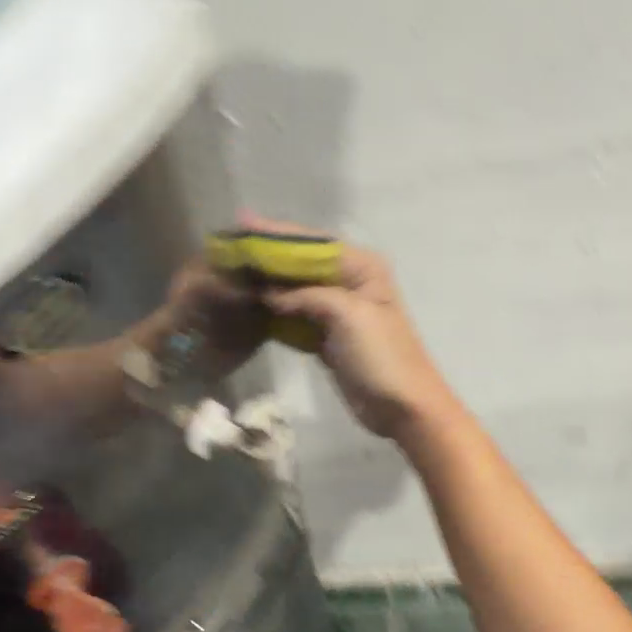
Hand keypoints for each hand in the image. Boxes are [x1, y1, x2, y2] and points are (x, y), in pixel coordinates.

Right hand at [246, 214, 456, 440]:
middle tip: (230, 249)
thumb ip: (308, 296)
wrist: (401, 408)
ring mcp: (335, 312)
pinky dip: (272, 314)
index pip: (313, 243)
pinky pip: (293, 318)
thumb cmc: (382, 356)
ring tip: (231, 274)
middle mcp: (348, 283)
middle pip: (300, 264)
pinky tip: (247, 308)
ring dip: (265, 285)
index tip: (242, 223)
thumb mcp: (348, 315)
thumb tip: (267, 293)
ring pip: (294, 291)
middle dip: (267, 257)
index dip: (277, 234)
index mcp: (361, 268)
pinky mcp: (325, 338)